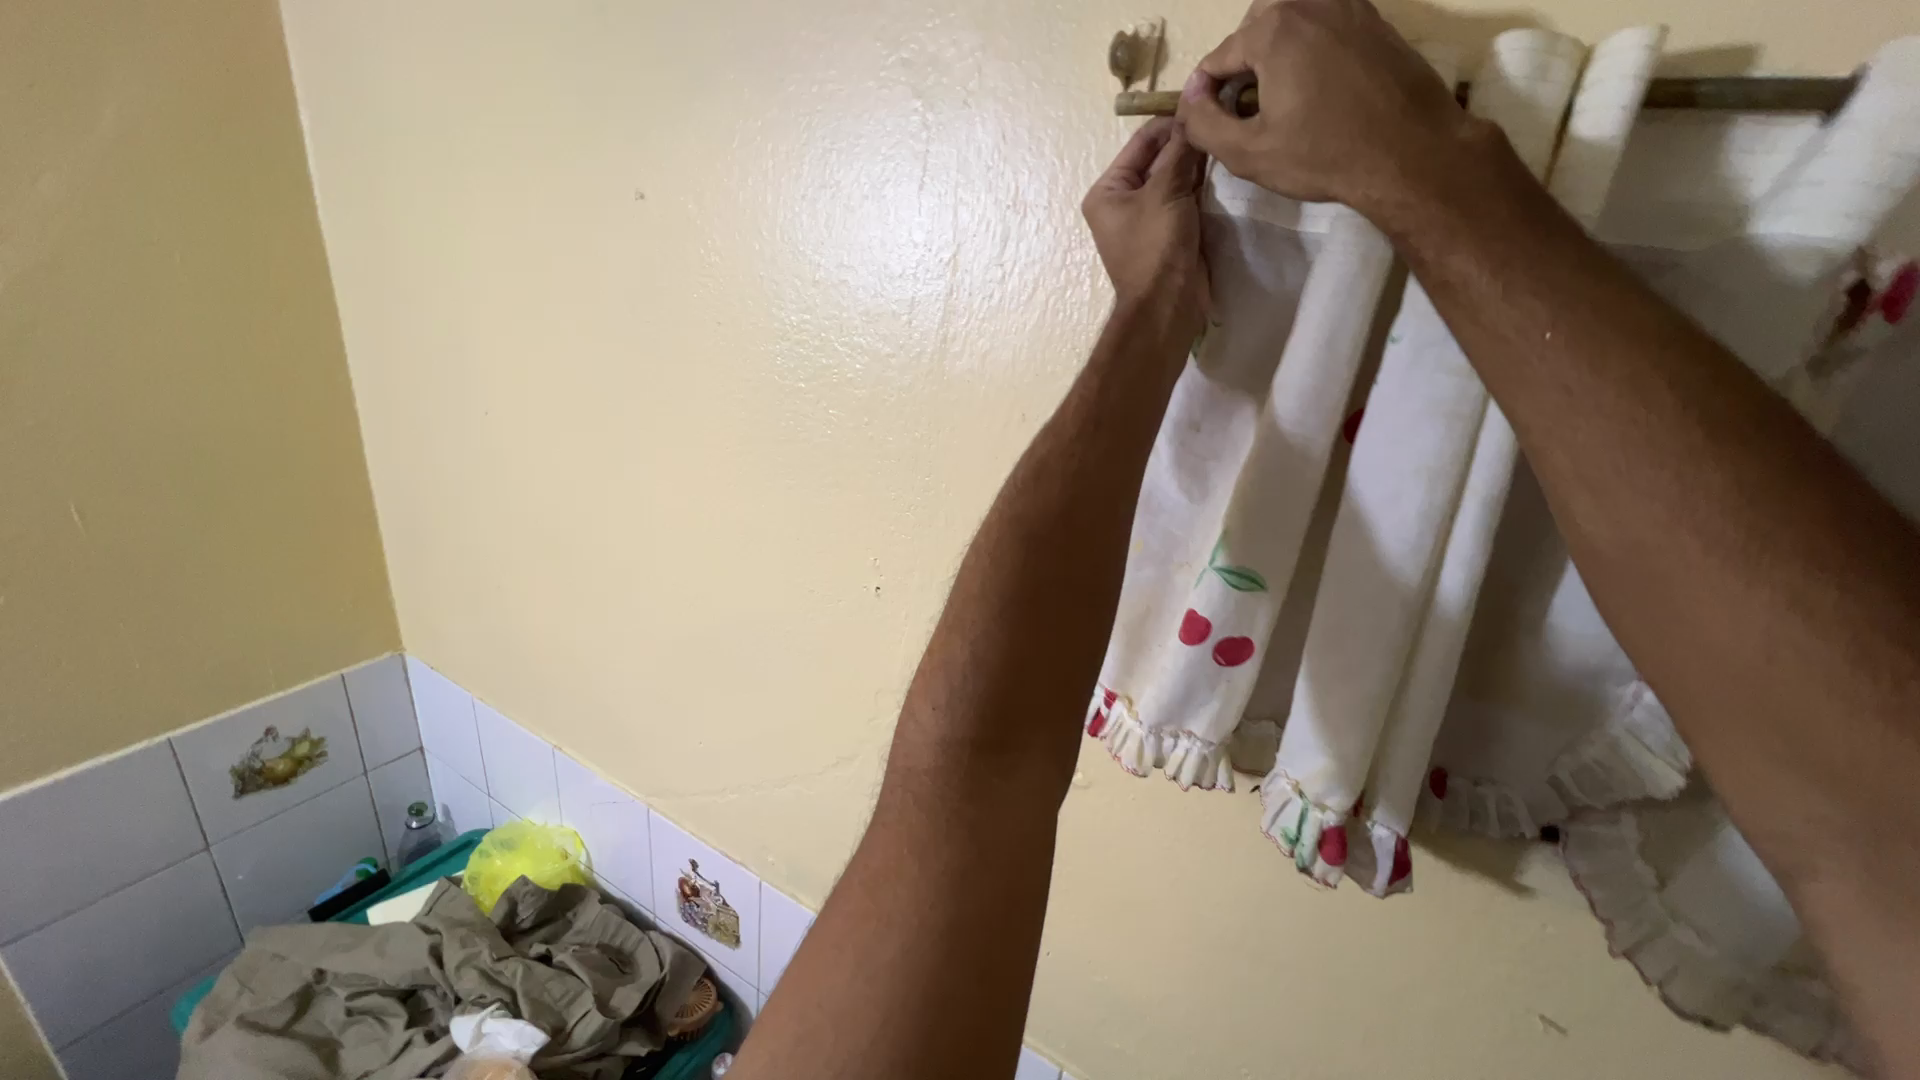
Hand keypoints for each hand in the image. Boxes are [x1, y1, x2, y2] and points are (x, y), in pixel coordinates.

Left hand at [1082, 117, 1208, 330]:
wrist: (1168, 303)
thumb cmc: (1156, 246)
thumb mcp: (1165, 191)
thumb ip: (1180, 150)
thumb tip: (1192, 111)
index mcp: (1107, 191)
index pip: (1141, 142)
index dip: (1172, 121)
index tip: (1206, 101)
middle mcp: (1122, 202)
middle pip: (1158, 157)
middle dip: (1187, 141)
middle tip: (1223, 116)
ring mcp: (1147, 217)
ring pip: (1175, 177)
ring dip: (1197, 161)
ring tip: (1227, 135)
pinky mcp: (1170, 231)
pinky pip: (1185, 198)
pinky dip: (1201, 184)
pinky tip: (1224, 165)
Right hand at [1176, 0, 1483, 219]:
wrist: (1409, 151)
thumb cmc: (1322, 156)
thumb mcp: (1248, 152)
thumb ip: (1204, 123)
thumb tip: (1189, 99)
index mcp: (1272, 30)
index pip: (1217, 58)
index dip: (1205, 95)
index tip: (1209, 125)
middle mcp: (1309, 2)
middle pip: (1254, 26)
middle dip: (1242, 63)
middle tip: (1245, 109)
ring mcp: (1347, 5)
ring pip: (1292, 18)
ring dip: (1275, 51)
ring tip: (1279, 95)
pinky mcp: (1374, 19)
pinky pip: (1326, 22)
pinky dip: (1310, 46)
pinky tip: (1316, 86)